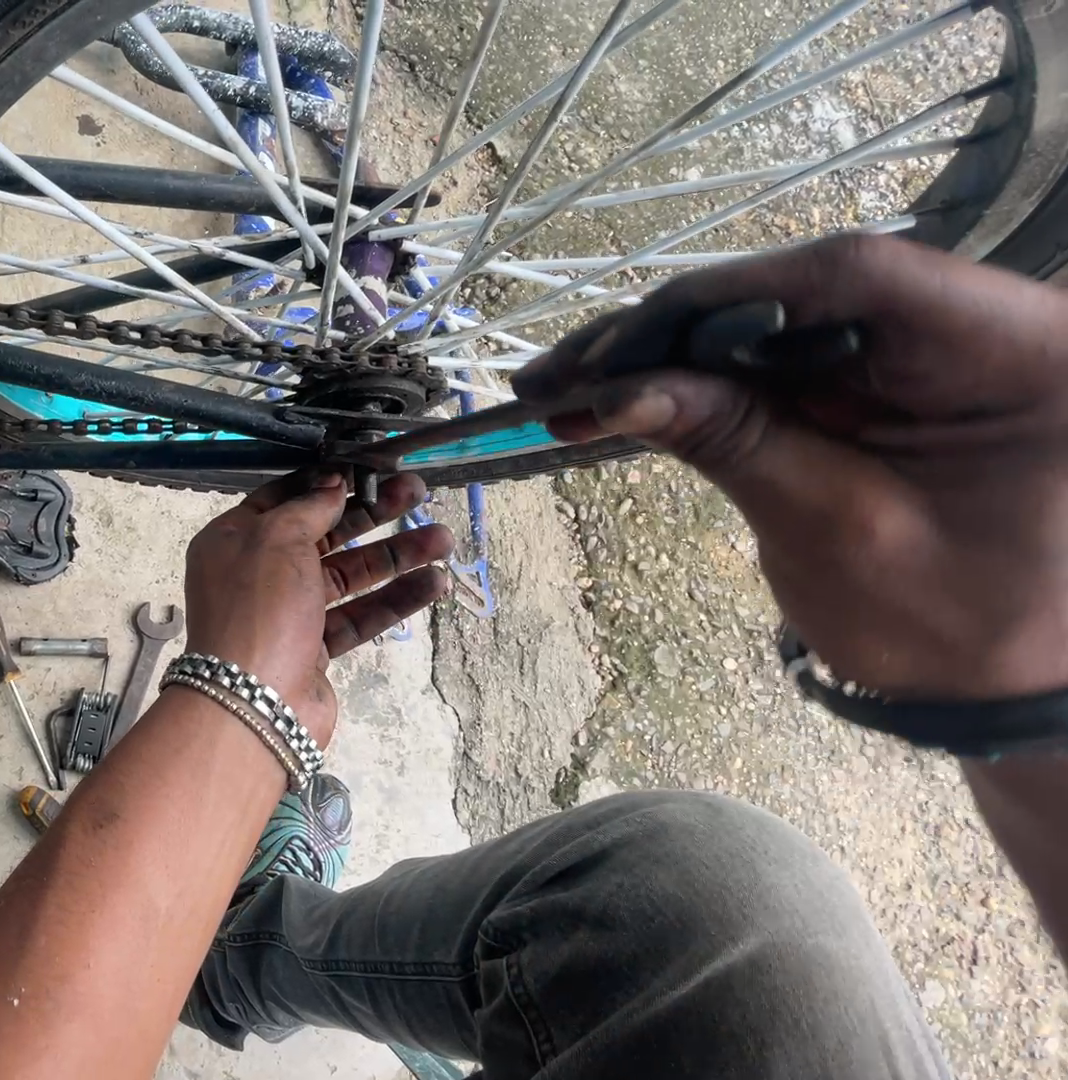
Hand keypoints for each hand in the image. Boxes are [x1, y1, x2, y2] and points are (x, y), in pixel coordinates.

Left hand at [182, 470, 454, 745]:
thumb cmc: (258, 605)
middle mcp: (258, 572)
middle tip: (416, 491)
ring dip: (394, 556)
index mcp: (233, 539)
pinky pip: (358, 615)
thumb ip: (309, 507)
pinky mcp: (315, 647)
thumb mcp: (277, 538)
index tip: (365, 468)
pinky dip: (394, 599)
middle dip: (370, 513)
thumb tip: (332, 483)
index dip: (323, 482)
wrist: (253, 701)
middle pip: (321, 533)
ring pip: (347, 575)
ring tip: (443, 537)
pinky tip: (434, 582)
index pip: (280, 499)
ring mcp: (287, 612)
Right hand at [514, 233, 1067, 700]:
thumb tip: (616, 393)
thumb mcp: (834, 527)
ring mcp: (910, 356)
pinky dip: (675, 391)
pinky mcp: (861, 387)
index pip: (855, 276)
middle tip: (554, 375)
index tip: (610, 351)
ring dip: (648, 363)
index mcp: (1020, 349)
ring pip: (753, 331)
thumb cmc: (952, 621)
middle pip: (787, 296)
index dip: (717, 300)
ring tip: (554, 393)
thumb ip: (734, 441)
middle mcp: (972, 327)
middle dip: (659, 336)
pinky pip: (753, 371)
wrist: (1001, 676)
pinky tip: (600, 408)